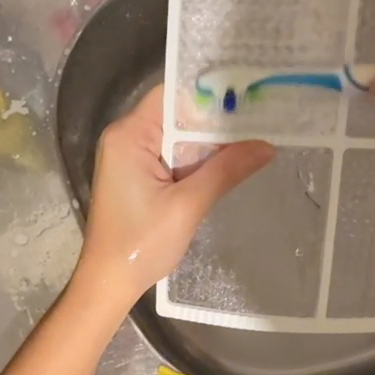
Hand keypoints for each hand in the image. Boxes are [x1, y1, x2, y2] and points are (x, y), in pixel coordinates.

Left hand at [74, 88, 271, 308]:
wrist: (108, 282)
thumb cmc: (141, 243)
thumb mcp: (188, 205)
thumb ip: (226, 170)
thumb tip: (266, 145)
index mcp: (129, 136)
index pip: (172, 95)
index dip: (209, 92)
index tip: (248, 93)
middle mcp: (125, 139)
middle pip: (177, 116)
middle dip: (216, 119)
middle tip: (263, 115)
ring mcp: (129, 159)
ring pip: (177, 138)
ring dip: (209, 143)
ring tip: (255, 135)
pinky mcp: (136, 177)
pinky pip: (171, 157)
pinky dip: (196, 161)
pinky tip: (229, 162)